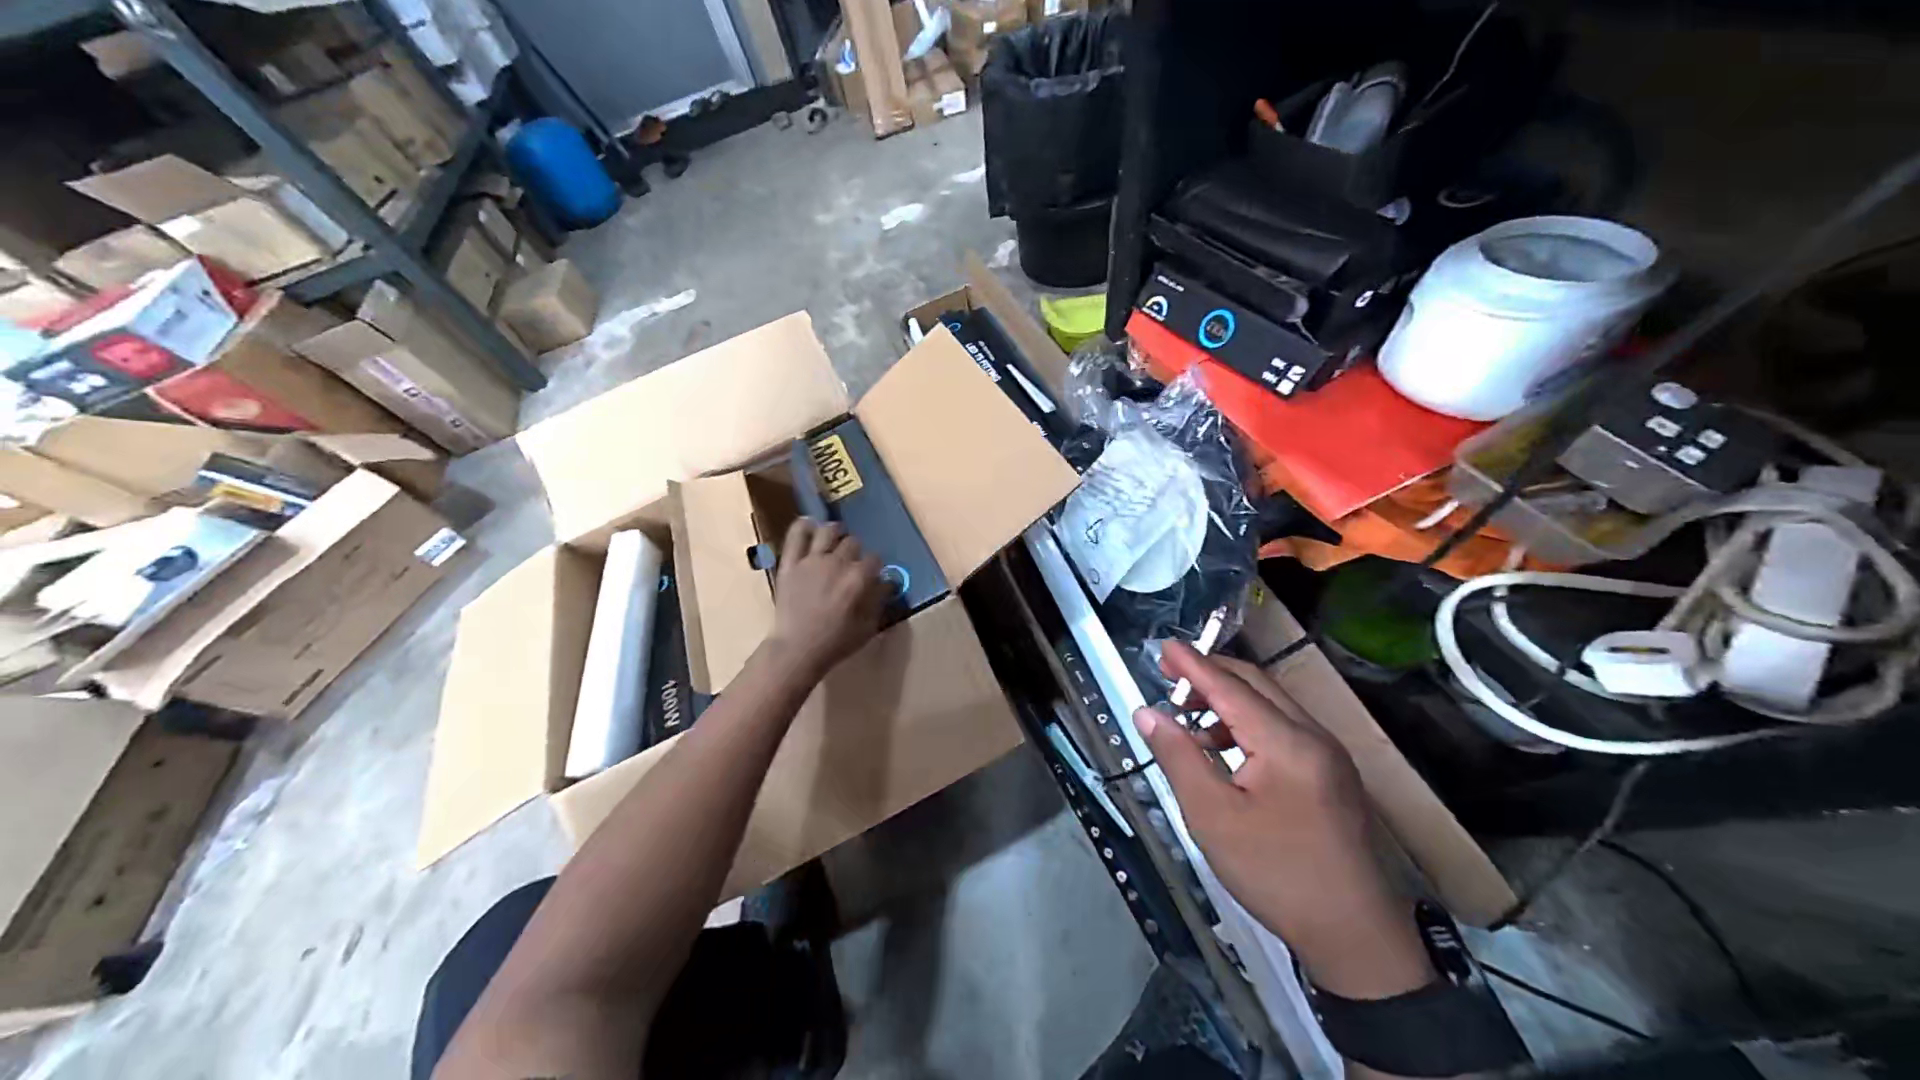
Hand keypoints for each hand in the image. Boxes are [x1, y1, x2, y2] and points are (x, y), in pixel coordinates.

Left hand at [766, 518, 888, 679]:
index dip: (875, 567)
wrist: (797, 649)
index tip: (872, 575)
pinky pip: (796, 535)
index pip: (875, 560)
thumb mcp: (868, 627)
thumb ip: (879, 600)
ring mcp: (811, 560)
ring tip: (836, 539)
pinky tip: (810, 525)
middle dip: (857, 552)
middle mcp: (837, 562)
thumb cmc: (835, 642)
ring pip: (828, 531)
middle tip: (852, 563)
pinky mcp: (790, 563)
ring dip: (836, 533)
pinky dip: (804, 526)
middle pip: (853, 543)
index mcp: (858, 578)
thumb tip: (887, 583)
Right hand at [1135, 641, 1433, 999]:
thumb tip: (1148, 713)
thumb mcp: (1213, 816)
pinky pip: (1285, 731)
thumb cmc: (1277, 873)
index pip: (1230, 687)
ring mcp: (1330, 756)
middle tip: (1169, 677)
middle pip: (1257, 686)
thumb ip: (1178, 757)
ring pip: (1272, 707)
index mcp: (1287, 742)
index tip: (1163, 646)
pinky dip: (1249, 727)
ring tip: (1189, 722)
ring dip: (1229, 702)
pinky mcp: (1334, 777)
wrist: (1357, 936)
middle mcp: (1314, 737)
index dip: (1193, 665)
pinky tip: (1225, 753)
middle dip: (1211, 675)